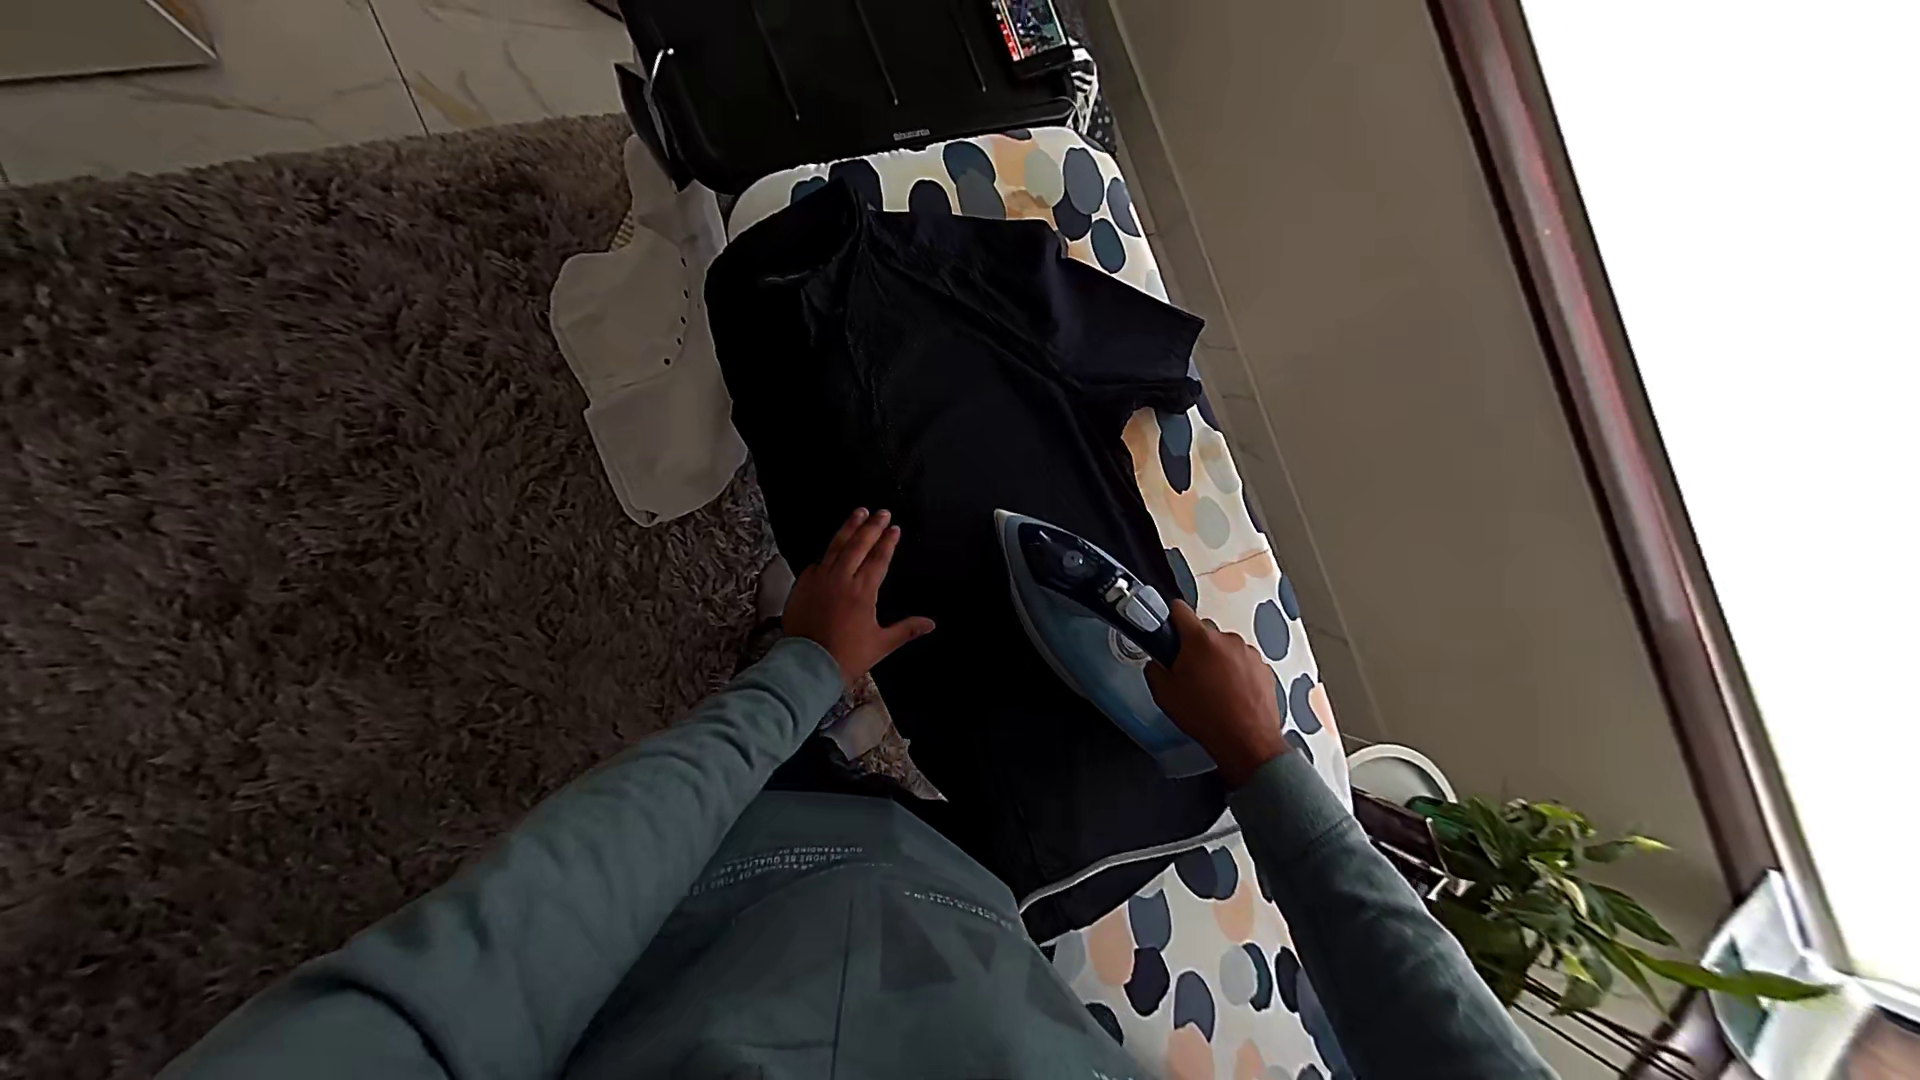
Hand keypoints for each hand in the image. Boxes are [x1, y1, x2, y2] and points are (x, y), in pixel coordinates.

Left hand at [782, 508, 935, 684]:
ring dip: (849, 528)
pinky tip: (832, 547)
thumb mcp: (881, 643)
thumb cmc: (846, 656)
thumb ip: (907, 629)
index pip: (878, 558)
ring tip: (858, 513)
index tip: (894, 528)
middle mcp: (841, 579)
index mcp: (862, 591)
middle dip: (872, 526)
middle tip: (881, 513)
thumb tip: (930, 624)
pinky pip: (817, 562)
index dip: (888, 541)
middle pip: (858, 544)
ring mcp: (819, 580)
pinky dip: (828, 552)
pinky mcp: (803, 585)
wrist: (808, 665)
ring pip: (836, 546)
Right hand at [1145, 600, 1287, 786]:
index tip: (1168, 626)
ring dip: (1217, 660)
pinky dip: (1235, 673)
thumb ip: (1154, 669)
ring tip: (1211, 688)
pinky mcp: (1264, 669)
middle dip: (1194, 647)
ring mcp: (1248, 654)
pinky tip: (1229, 695)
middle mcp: (1227, 640)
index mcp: (1200, 640)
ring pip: (1224, 647)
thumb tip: (1156, 663)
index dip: (1170, 617)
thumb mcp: (1164, 694)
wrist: (1247, 742)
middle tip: (1188, 672)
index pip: (1180, 609)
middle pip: (1204, 632)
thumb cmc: (1206, 717)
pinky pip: (1242, 662)